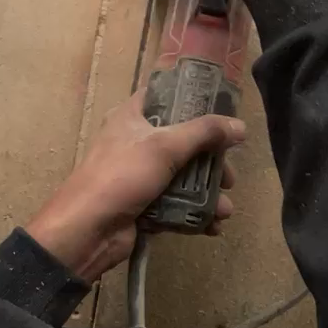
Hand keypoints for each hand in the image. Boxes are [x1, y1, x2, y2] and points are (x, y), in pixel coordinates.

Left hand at [24, 90, 245, 281]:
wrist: (86, 231)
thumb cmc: (121, 176)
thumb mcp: (165, 146)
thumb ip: (204, 133)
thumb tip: (240, 127)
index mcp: (131, 117)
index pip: (164, 96)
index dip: (192, 100)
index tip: (222, 110)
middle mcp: (135, 142)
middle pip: (183, 142)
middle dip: (210, 162)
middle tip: (229, 177)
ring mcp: (139, 175)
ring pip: (182, 177)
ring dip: (207, 193)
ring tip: (225, 210)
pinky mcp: (143, 205)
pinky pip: (175, 205)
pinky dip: (194, 214)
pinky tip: (213, 225)